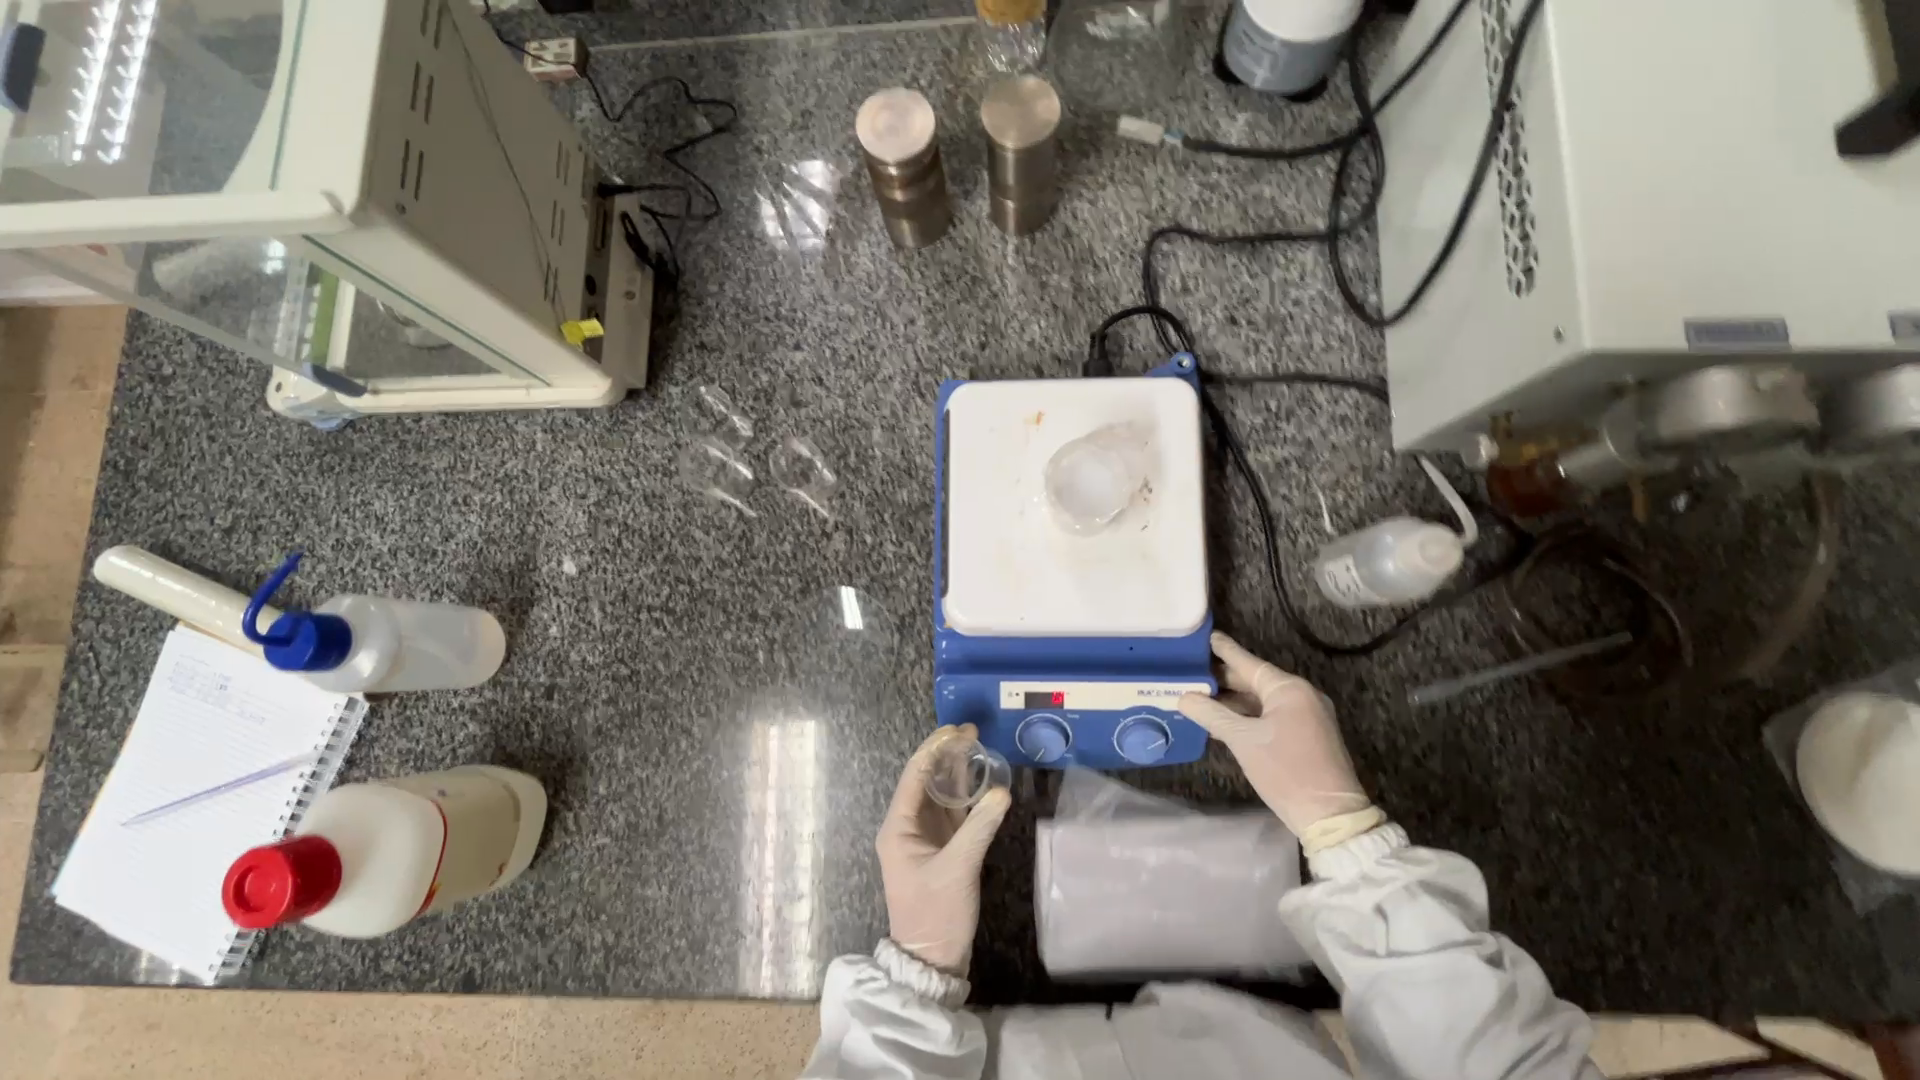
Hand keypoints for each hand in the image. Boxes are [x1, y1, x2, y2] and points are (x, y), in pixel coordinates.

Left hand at [877, 724, 1012, 976]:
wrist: (932, 962)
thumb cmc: (935, 914)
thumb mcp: (958, 869)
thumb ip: (980, 828)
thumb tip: (1002, 792)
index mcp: (898, 827)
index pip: (914, 775)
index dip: (933, 749)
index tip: (956, 729)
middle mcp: (907, 826)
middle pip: (926, 780)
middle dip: (946, 754)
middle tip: (972, 732)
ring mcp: (924, 838)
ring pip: (939, 794)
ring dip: (956, 771)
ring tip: (978, 746)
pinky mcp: (942, 849)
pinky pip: (952, 813)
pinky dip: (966, 795)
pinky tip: (983, 781)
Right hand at [1179, 632, 1372, 839]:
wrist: (1329, 814)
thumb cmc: (1285, 770)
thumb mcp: (1242, 740)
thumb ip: (1211, 714)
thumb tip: (1184, 697)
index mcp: (1289, 689)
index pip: (1249, 663)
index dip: (1226, 651)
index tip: (1208, 637)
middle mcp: (1301, 696)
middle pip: (1256, 680)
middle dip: (1225, 678)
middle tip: (1194, 670)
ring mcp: (1307, 716)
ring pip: (1262, 700)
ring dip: (1234, 699)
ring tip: (1201, 693)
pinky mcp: (1307, 735)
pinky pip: (1271, 715)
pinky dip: (1247, 714)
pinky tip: (1224, 718)